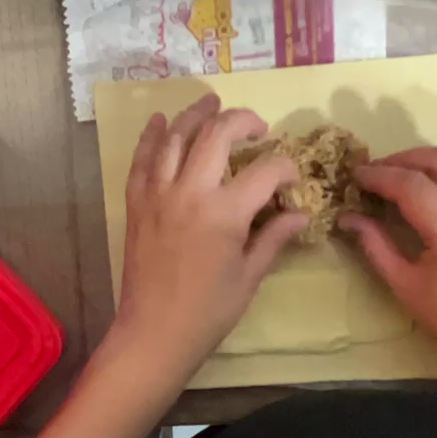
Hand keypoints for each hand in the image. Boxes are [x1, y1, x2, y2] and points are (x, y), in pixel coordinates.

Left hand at [112, 94, 309, 375]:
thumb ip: (272, 239)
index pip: (265, 171)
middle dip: (242, 121)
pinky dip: (151, 138)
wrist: (154, 334)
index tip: (291, 178)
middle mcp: (190, 192)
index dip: (285, 168)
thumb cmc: (207, 313)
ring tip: (210, 103)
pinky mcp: (137, 206)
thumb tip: (299, 215)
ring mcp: (158, 196)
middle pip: (217, 134)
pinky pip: (141, 161)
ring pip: (175, 138)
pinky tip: (160, 122)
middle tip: (256, 127)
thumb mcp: (248, 278)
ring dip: (195, 114)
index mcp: (225, 213)